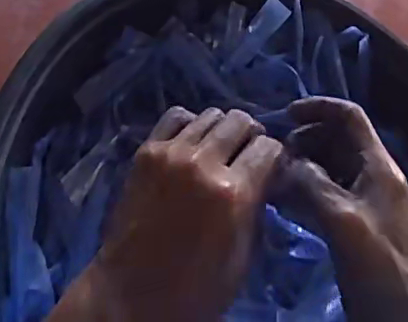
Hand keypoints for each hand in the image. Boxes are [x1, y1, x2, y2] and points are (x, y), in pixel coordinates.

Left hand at [50, 106, 283, 321]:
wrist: (132, 293)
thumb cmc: (194, 290)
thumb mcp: (241, 259)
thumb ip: (254, 209)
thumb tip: (266, 178)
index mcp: (232, 194)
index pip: (268, 148)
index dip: (275, 156)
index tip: (272, 166)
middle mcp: (204, 162)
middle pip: (240, 121)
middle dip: (251, 135)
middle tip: (248, 153)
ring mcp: (172, 152)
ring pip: (210, 114)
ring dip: (222, 129)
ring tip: (219, 148)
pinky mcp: (147, 149)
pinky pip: (177, 116)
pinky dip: (190, 123)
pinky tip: (192, 142)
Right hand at [283, 97, 407, 321]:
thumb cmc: (378, 268)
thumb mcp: (342, 220)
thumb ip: (312, 182)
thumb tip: (285, 161)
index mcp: (379, 166)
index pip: (350, 116)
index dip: (319, 107)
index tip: (286, 115)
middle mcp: (372, 176)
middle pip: (336, 138)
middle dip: (304, 138)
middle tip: (276, 154)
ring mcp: (363, 200)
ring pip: (327, 164)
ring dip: (300, 165)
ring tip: (274, 177)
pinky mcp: (352, 223)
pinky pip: (324, 191)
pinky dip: (303, 189)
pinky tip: (281, 199)